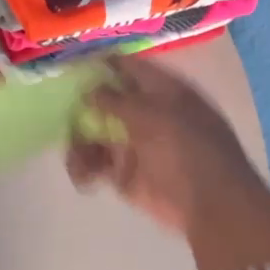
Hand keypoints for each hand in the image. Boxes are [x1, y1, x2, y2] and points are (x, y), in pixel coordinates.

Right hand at [67, 56, 269, 269]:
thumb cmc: (187, 151)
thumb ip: (116, 99)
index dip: (100, 63)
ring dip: (77, 144)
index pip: (127, 67)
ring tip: (78, 163)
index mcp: (162, 92)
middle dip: (79, 109)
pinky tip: (84, 179)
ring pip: (91, 133)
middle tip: (60, 118)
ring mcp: (133, 143)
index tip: (70, 66)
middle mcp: (146, 114)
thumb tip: (88, 89)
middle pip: (101, 101)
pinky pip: (92, 162)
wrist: (209, 206)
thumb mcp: (153, 116)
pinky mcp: (122, 171)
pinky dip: (83, 168)